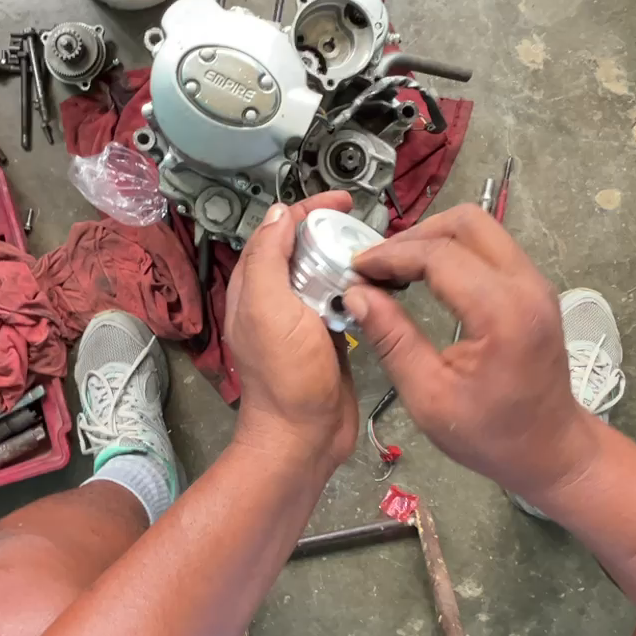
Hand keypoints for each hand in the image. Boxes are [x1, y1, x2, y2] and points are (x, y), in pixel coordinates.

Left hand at [224, 192, 359, 466]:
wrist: (305, 435)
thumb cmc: (285, 374)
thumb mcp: (268, 308)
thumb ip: (268, 258)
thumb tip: (280, 214)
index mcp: (254, 286)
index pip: (276, 231)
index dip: (306, 209)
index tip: (342, 200)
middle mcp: (276, 298)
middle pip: (303, 249)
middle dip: (332, 229)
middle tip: (366, 224)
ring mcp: (303, 319)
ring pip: (325, 273)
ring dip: (348, 258)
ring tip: (378, 249)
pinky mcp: (328, 336)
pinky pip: (343, 301)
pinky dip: (359, 288)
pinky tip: (381, 284)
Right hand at [344, 205, 599, 501]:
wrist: (552, 450)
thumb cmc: (492, 434)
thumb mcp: (429, 397)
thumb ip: (392, 339)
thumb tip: (356, 295)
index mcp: (503, 312)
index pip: (439, 255)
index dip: (390, 256)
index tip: (354, 269)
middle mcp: (526, 284)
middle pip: (465, 222)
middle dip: (413, 236)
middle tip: (377, 266)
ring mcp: (534, 281)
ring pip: (478, 228)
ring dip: (431, 240)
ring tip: (395, 270)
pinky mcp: (532, 286)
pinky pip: (488, 246)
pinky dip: (451, 251)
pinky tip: (423, 277)